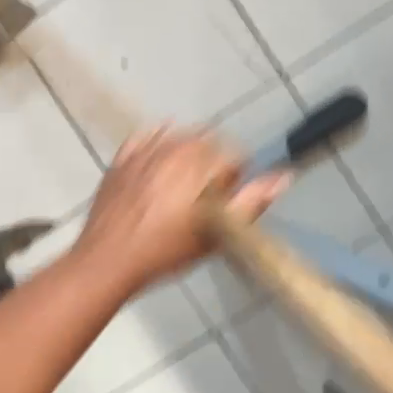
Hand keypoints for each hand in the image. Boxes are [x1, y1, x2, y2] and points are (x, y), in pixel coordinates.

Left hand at [72, 125, 289, 287]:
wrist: (108, 257)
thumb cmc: (166, 250)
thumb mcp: (215, 233)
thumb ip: (251, 201)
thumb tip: (284, 176)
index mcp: (199, 166)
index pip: (233, 154)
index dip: (237, 174)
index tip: (230, 195)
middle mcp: (171, 151)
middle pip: (205, 140)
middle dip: (213, 158)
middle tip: (210, 187)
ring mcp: (141, 154)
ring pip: (174, 135)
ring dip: (187, 148)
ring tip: (187, 175)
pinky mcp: (119, 161)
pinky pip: (142, 138)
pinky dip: (154, 140)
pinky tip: (159, 151)